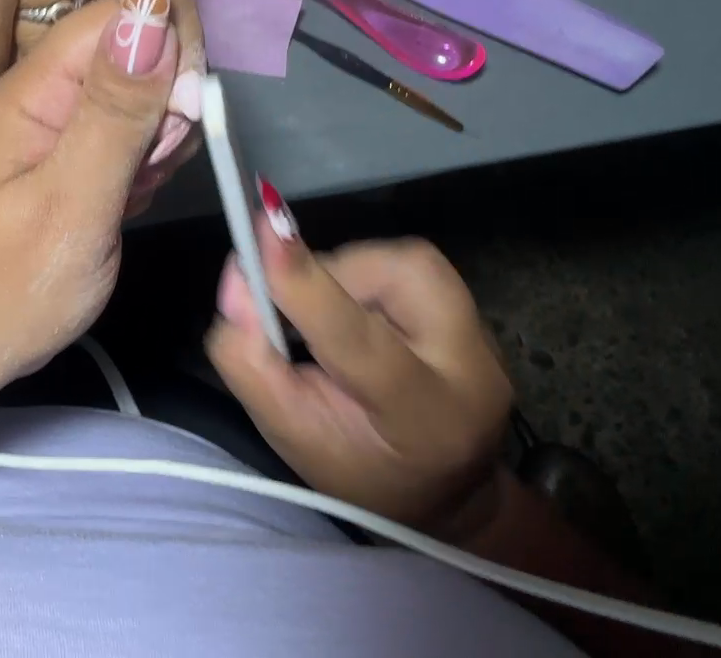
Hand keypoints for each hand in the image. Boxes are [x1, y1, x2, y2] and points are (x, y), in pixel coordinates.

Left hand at [0, 0, 177, 385]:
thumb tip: (153, 17)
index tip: (192, 105)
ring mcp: (54, 128)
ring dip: (157, 142)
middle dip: (166, 104)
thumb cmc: (8, 287)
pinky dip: (142, 168)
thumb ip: (114, 115)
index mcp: (30, 90)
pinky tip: (122, 206)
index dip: (167, 43)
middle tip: (145, 172)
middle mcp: (41, 95)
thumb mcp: (70, 203)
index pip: (114, 14)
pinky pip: (126, 139)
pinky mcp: (67, 158)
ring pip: (139, 100)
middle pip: (133, 53)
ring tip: (128, 196)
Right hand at [206, 218, 513, 541]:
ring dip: (344, 273)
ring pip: (403, 260)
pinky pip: (406, 266)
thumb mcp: (286, 431)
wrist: (443, 491)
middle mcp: (472, 368)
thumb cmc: (354, 469)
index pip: (360, 341)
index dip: (308, 284)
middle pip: (402, 275)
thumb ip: (249, 359)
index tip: (263, 229)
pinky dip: (361, 276)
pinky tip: (350, 312)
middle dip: (329, 272)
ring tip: (322, 317)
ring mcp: (483, 335)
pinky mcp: (474, 310)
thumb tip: (237, 280)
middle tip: (289, 307)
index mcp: (422, 418)